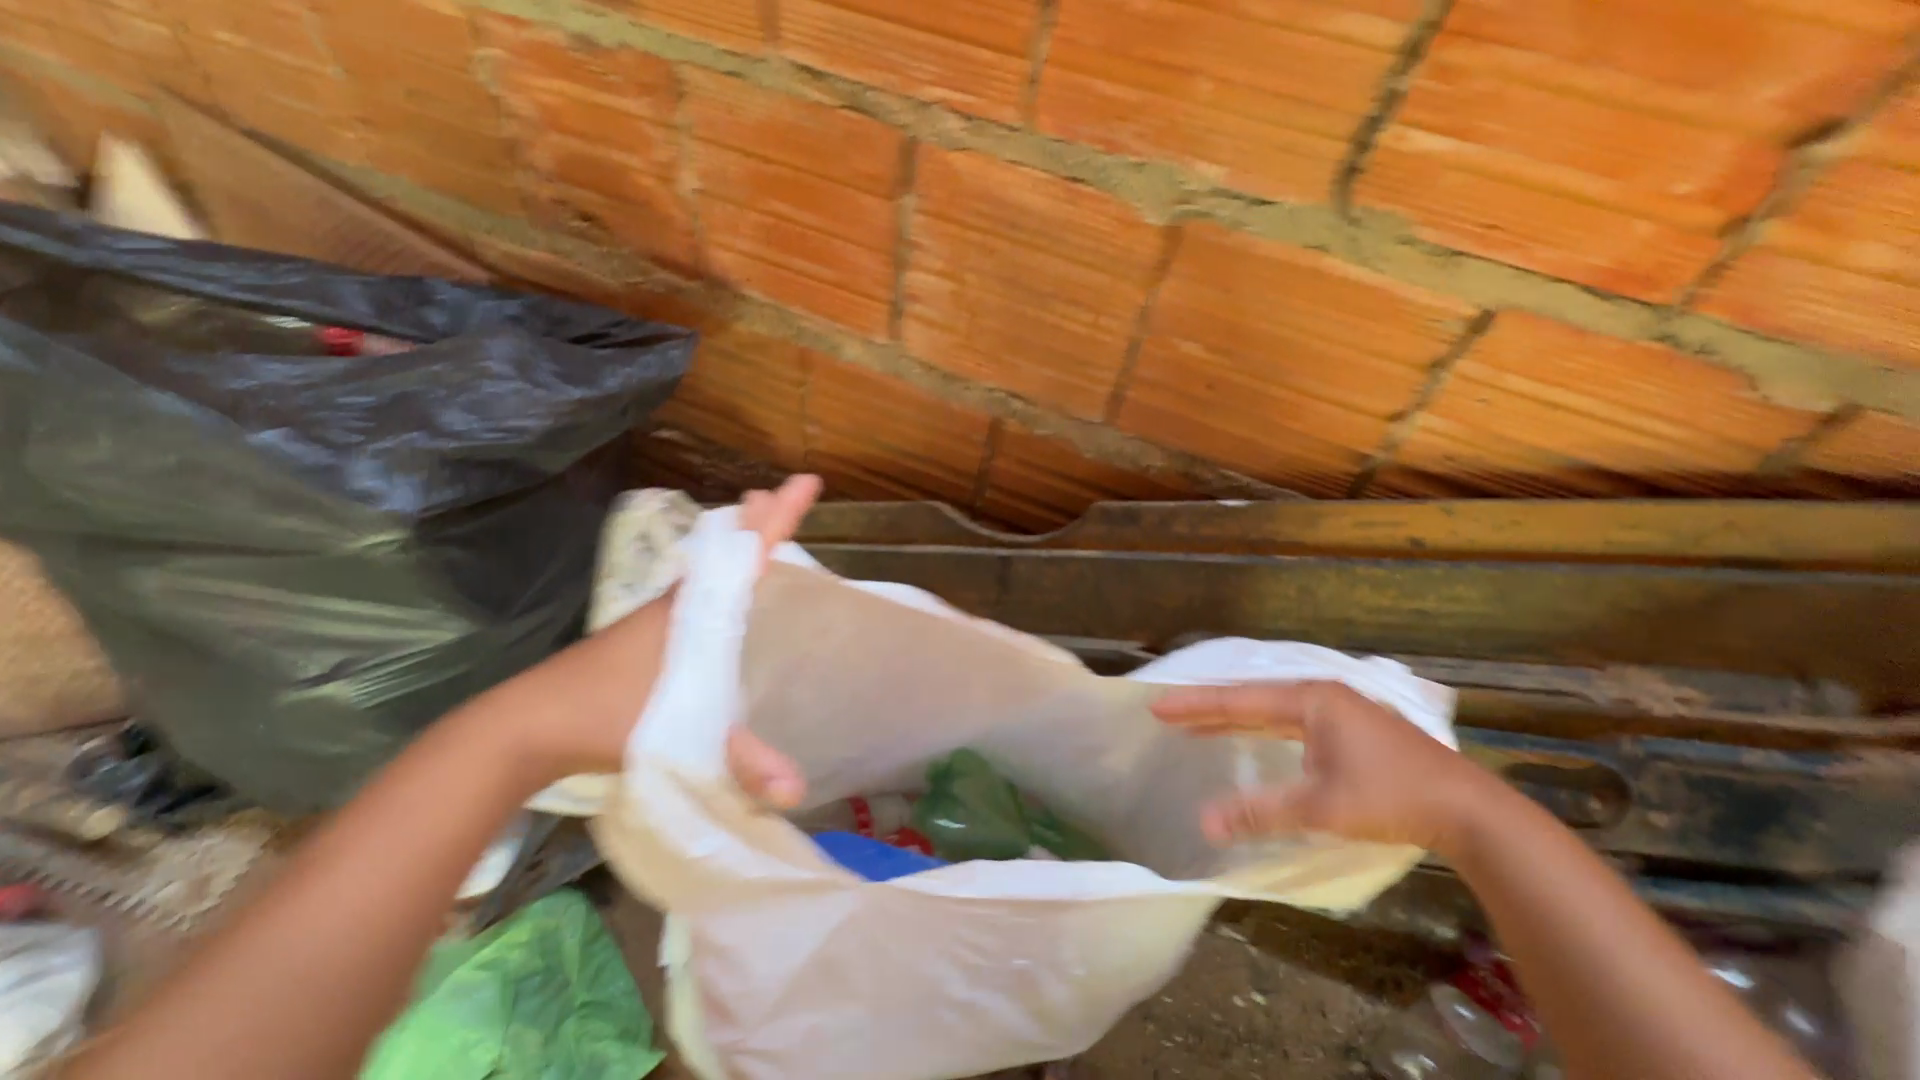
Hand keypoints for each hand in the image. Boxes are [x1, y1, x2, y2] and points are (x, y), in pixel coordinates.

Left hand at [493, 475, 819, 808]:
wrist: (529, 725)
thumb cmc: (611, 719)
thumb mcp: (684, 741)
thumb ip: (744, 764)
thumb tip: (797, 794)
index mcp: (694, 612)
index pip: (746, 553)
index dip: (778, 517)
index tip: (806, 481)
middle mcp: (677, 604)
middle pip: (727, 548)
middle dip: (758, 519)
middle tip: (783, 495)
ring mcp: (656, 619)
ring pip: (707, 569)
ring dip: (734, 546)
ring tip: (758, 532)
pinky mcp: (643, 638)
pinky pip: (695, 592)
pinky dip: (717, 578)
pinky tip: (720, 602)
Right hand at [1152, 680, 1491, 855]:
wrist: (1467, 809)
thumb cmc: (1391, 797)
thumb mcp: (1320, 807)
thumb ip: (1260, 811)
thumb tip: (1204, 824)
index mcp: (1312, 700)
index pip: (1240, 700)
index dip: (1196, 706)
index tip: (1157, 708)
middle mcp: (1323, 696)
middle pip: (1254, 699)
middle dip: (1210, 709)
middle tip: (1168, 714)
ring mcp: (1342, 711)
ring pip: (1274, 710)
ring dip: (1236, 719)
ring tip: (1198, 726)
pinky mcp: (1354, 731)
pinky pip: (1292, 722)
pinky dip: (1263, 729)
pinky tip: (1253, 739)